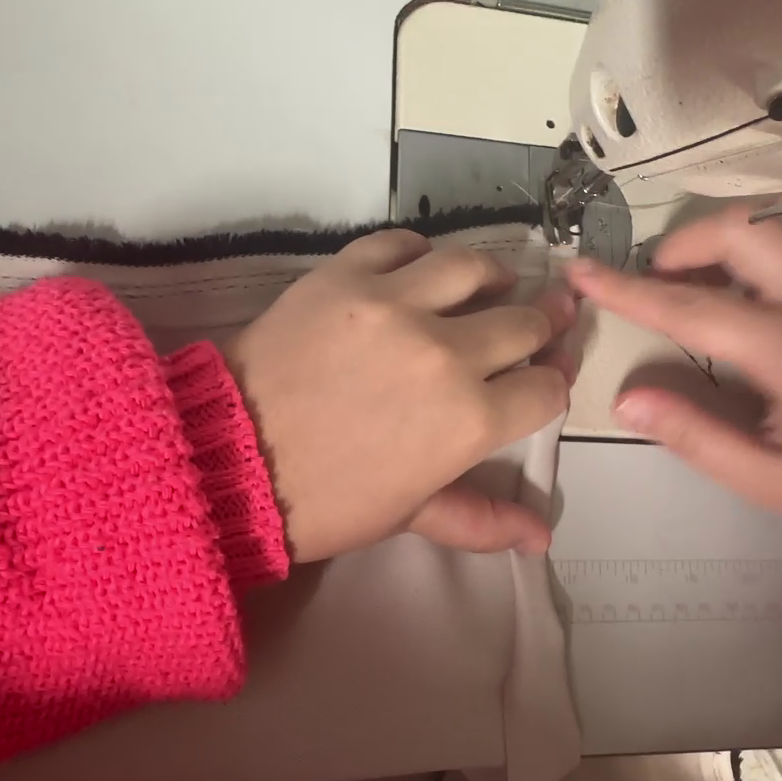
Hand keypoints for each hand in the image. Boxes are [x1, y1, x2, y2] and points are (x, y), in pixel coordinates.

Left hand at [224, 230, 573, 561]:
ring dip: (493, 276)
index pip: (546, 388)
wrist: (229, 460)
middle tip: (538, 321)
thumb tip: (542, 537)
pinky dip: (420, 254)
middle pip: (524, 321)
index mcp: (469, 421)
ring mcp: (394, 306)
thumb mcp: (408, 515)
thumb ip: (481, 520)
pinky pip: (401, 244)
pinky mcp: (345, 275)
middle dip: (541, 324)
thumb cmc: (324, 500)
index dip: (552, 382)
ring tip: (492, 283)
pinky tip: (421, 271)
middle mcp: (446, 353)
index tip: (542, 377)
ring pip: (472, 267)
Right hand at [566, 207, 781, 528]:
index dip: (625, 288)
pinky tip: (766, 276)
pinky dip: (774, 238)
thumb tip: (627, 399)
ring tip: (709, 273)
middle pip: (741, 230)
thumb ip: (697, 437)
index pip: (689, 306)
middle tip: (662, 275)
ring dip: (732, 234)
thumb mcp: (775, 481)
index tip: (581, 269)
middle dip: (686, 241)